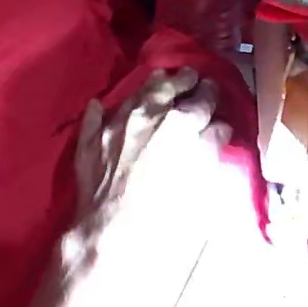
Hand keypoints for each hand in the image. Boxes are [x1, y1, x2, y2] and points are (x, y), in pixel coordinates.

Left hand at [71, 67, 230, 244]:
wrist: (113, 232)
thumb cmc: (168, 215)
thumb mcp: (203, 183)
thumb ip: (210, 149)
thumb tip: (217, 127)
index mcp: (179, 123)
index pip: (200, 99)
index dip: (208, 92)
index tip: (212, 86)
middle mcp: (145, 115)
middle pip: (165, 87)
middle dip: (181, 80)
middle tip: (189, 75)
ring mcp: (113, 124)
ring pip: (133, 95)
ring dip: (148, 86)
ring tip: (158, 78)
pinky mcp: (89, 140)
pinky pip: (94, 117)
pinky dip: (101, 110)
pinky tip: (100, 104)